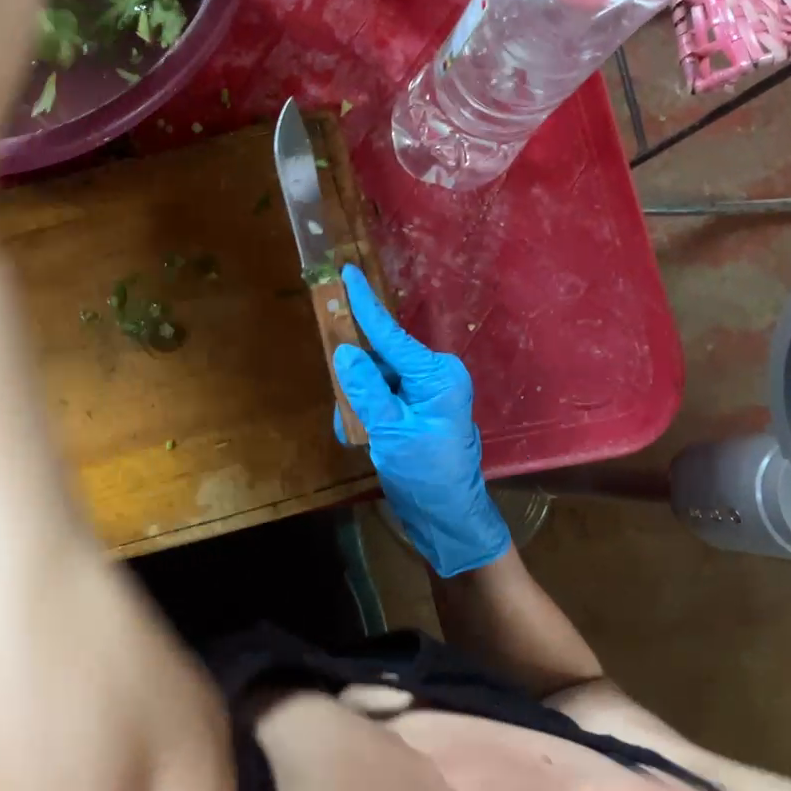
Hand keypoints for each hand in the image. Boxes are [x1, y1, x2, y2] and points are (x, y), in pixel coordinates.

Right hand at [333, 263, 510, 577]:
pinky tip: (360, 438)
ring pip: (370, 378)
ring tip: (356, 434)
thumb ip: (365, 390)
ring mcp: (420, 392)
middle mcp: (431, 375)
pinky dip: (361, 415)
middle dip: (352, 378)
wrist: (447, 518)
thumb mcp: (392, 432)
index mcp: (436, 374)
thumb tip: (344, 352)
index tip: (345, 272)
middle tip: (344, 402)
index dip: (363, 304)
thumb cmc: (427, 474)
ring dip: (355, 404)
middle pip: (377, 355)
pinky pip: (375, 397)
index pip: (390, 334)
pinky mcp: (410, 409)